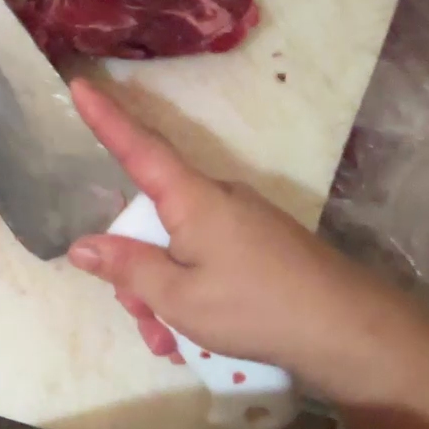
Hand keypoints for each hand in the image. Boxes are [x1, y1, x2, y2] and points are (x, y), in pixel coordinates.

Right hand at [64, 79, 428, 397]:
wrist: (347, 330)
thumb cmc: (255, 307)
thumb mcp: (176, 295)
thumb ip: (127, 268)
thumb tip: (83, 245)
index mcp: (195, 201)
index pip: (140, 151)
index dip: (107, 120)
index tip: (82, 86)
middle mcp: (216, 201)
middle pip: (149, 223)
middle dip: (134, 273)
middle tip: (144, 319)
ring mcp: (238, 224)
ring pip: (172, 252)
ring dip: (160, 298)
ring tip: (169, 342)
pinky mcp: (254, 246)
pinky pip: (199, 264)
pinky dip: (185, 299)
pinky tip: (191, 339)